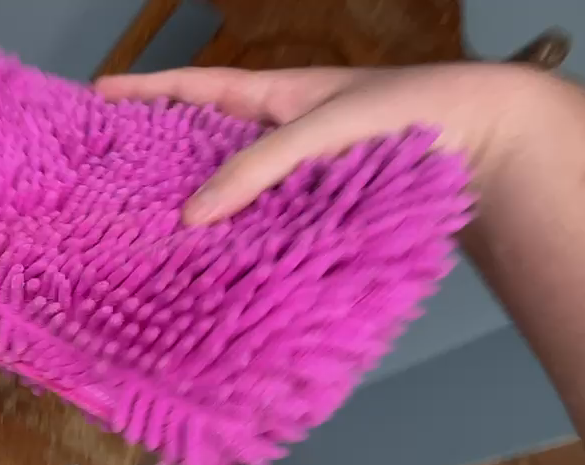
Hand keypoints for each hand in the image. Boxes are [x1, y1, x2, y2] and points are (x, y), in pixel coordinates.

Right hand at [95, 64, 553, 224]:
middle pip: (195, 142)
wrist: (486, 145)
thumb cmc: (413, 115)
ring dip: (178, 205)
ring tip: (132, 224)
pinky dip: (214, 239)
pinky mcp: (297, 214)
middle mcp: (270, 137)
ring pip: (216, 189)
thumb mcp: (325, 128)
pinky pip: (241, 224)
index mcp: (273, 98)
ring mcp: (283, 176)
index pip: (196, 88)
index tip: (97, 93)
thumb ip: (257, 167)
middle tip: (102, 171)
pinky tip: (191, 256)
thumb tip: (190, 217)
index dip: (146, 89)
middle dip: (149, 152)